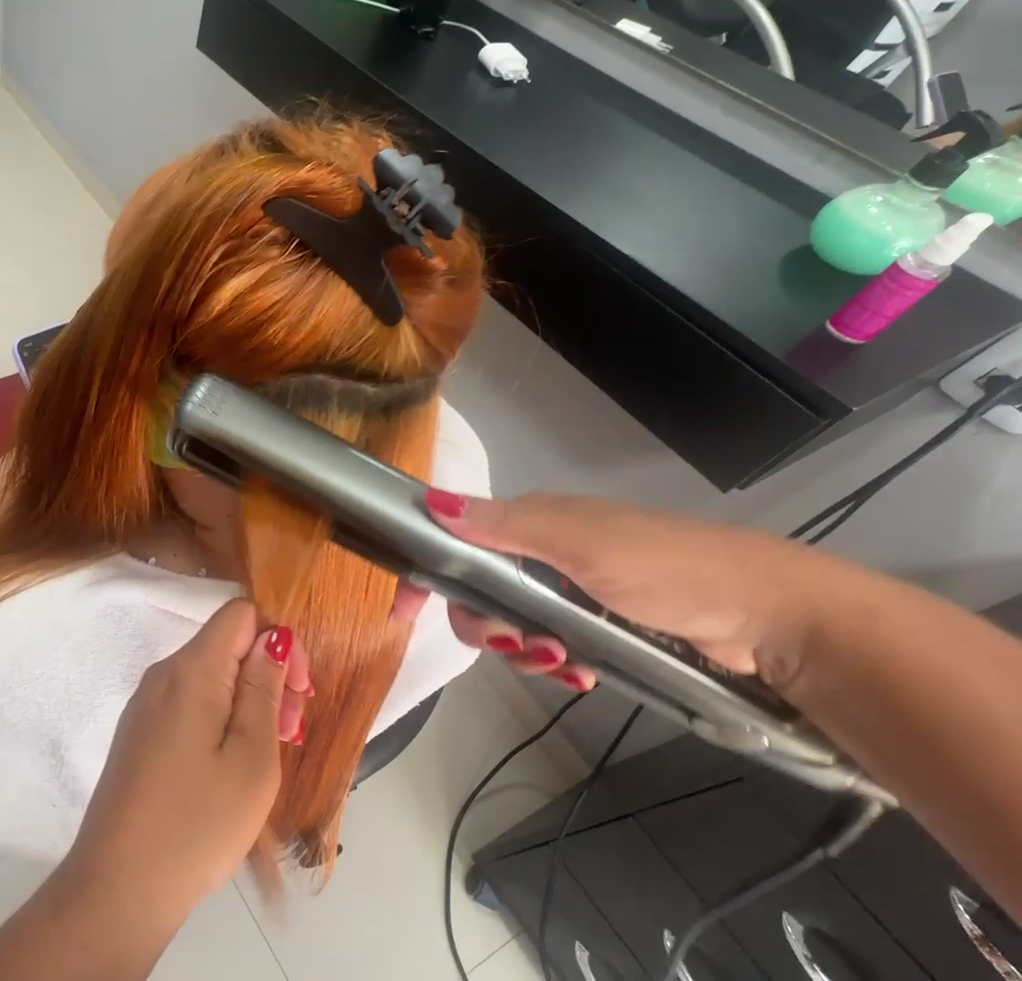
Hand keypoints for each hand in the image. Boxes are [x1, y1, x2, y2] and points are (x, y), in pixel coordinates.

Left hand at [64, 599, 310, 919]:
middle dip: (268, 675)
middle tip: (292, 734)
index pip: (239, 614)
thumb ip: (263, 689)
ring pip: (209, 678)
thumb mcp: (251, 758)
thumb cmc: (197, 822)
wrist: (120, 882)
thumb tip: (273, 637)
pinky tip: (233, 765)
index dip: (278, 641)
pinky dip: (221, 720)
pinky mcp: (140, 733)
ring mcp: (145, 705)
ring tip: (268, 756)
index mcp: (189, 670)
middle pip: (225, 646)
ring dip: (248, 703)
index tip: (299, 694)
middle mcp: (161, 675)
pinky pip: (189, 705)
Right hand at [426, 489, 831, 689]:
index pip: (457, 539)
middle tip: (517, 646)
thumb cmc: (671, 569)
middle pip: (480, 591)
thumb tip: (432, 502)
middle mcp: (547, 550)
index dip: (427, 572)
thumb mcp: (583, 545)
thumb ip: (507, 526)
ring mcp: (576, 588)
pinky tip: (582, 675)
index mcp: (536, 521)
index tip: (404, 614)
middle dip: (486, 625)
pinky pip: (553, 645)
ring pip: (515, 623)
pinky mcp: (602, 623)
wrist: (772, 617)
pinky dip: (558, 663)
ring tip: (565, 666)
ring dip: (526, 650)